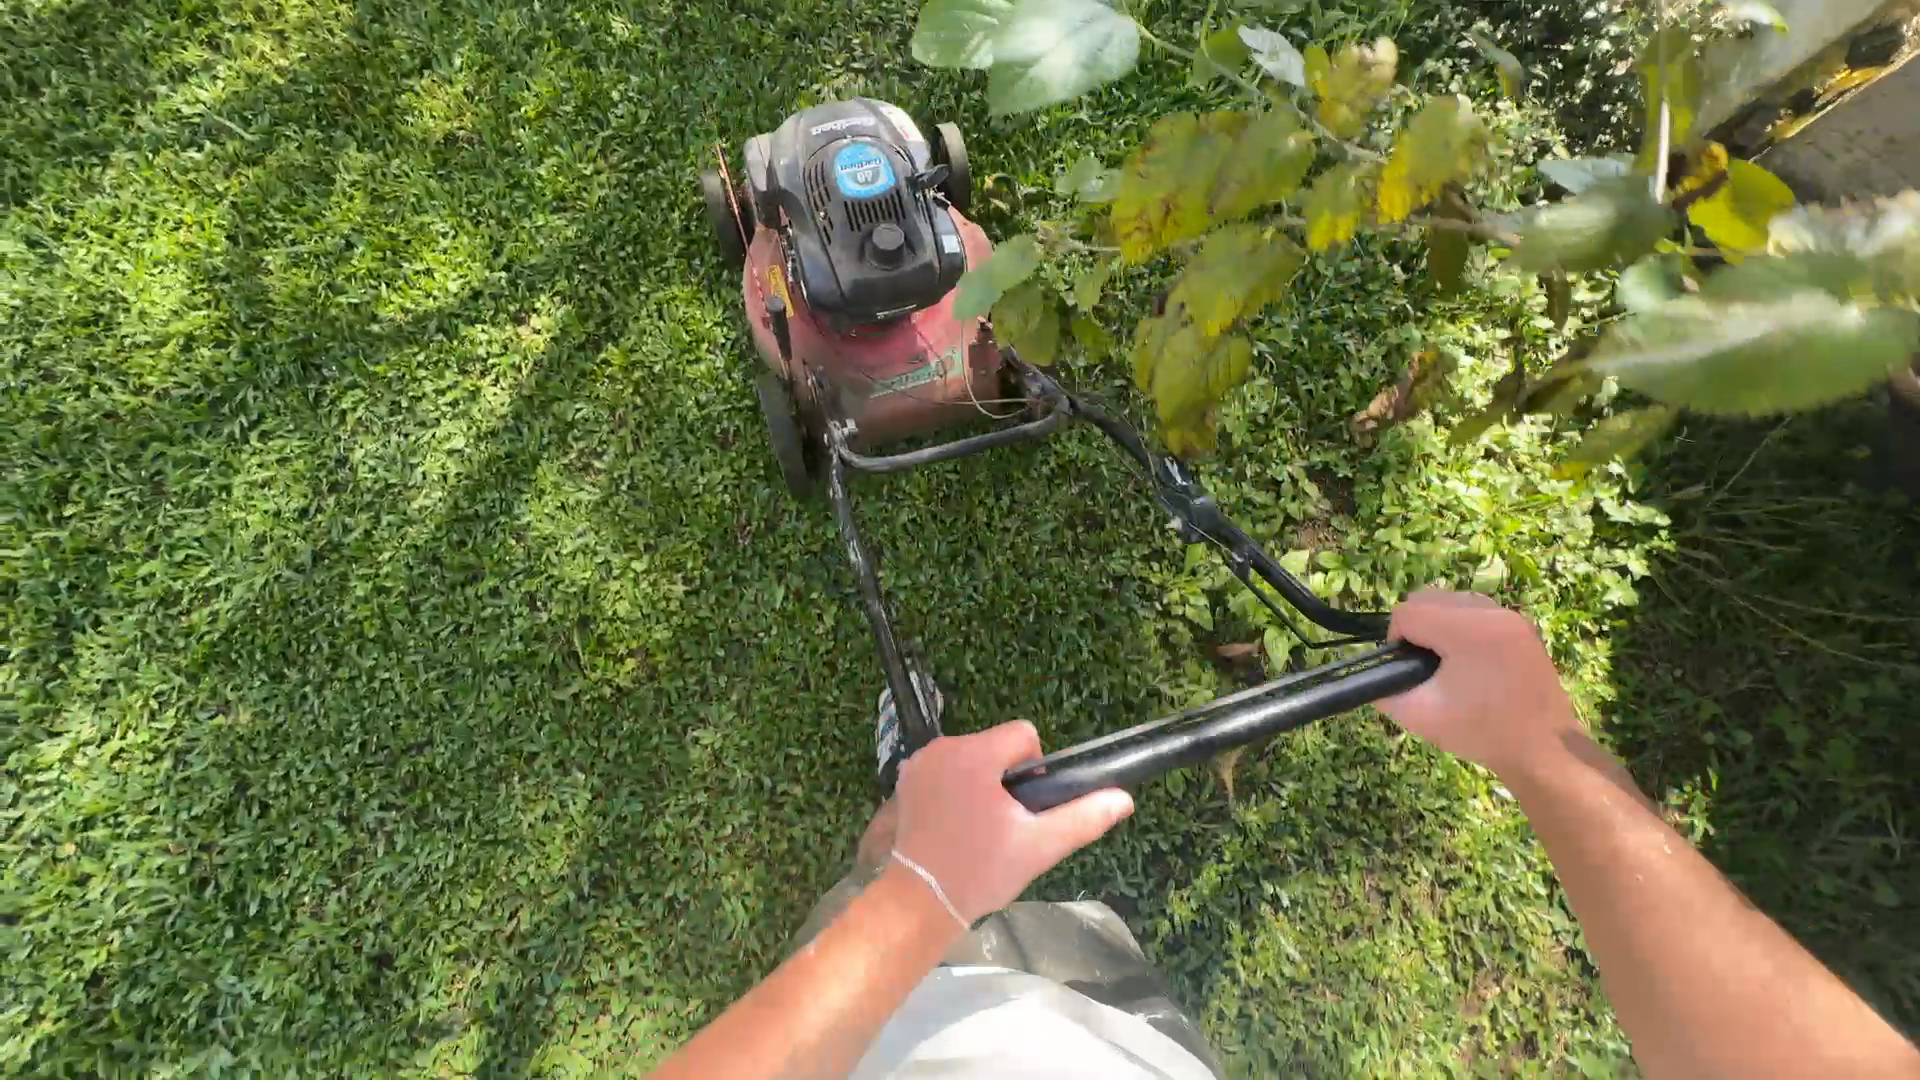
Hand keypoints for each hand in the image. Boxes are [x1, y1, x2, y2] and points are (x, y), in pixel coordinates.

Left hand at [890, 721, 1133, 923]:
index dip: (1034, 767)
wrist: (921, 900)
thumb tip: (1124, 799)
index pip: (1023, 733)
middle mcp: (944, 747)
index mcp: (976, 754)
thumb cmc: (981, 871)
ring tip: (976, 824)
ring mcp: (920, 761)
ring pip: (970, 754)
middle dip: (1004, 775)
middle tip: (1001, 822)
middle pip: (995, 744)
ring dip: (979, 778)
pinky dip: (953, 783)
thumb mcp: (1039, 846)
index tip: (1024, 805)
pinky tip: (953, 819)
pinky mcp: (905, 776)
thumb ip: (1083, 817)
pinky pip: (944, 765)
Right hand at [1379, 588, 1582, 776]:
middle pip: (1427, 598)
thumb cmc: (1480, 732)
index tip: (1407, 668)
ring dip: (1436, 623)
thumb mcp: (1418, 715)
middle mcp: (1491, 613)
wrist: (1545, 750)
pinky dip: (1459, 625)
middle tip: (1423, 665)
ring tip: (1445, 660)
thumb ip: (1383, 689)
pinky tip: (1467, 657)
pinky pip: (1473, 609)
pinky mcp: (1521, 625)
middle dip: (1415, 627)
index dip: (1396, 640)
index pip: (1407, 612)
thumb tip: (1370, 674)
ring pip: (1449, 599)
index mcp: (1467, 631)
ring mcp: (1510, 617)